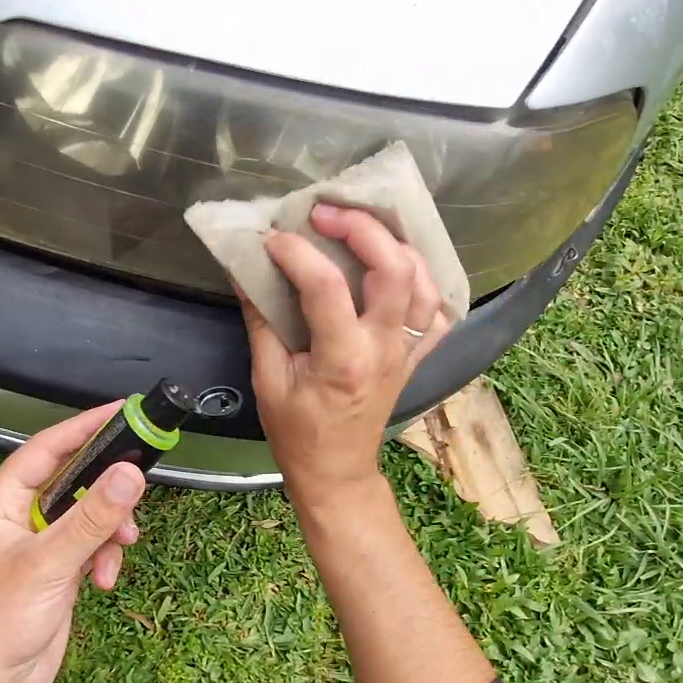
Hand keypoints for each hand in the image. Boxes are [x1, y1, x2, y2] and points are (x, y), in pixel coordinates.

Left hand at [0, 405, 146, 682]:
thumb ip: (92, 518)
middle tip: (139, 484)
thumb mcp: (49, 564)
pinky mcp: (59, 570)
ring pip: (88, 514)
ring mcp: (41, 544)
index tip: (121, 412)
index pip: (46, 449)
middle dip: (106, 489)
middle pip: (73, 480)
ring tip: (120, 549)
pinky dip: (105, 557)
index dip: (82, 428)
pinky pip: (92, 545)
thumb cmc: (0, 621)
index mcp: (1, 502)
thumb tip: (130, 473)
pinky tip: (104, 581)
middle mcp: (20, 516)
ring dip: (110, 529)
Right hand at [239, 204, 451, 506]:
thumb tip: (245, 270)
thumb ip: (261, 322)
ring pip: (425, 281)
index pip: (326, 287)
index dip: (296, 252)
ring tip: (362, 227)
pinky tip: (400, 264)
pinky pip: (437, 310)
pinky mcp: (417, 355)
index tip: (271, 238)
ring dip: (397, 244)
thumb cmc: (297, 432)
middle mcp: (385, 349)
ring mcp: (408, 350)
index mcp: (343, 359)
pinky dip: (425, 280)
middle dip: (362, 227)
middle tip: (326, 212)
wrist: (337, 471)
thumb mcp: (268, 380)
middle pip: (395, 269)